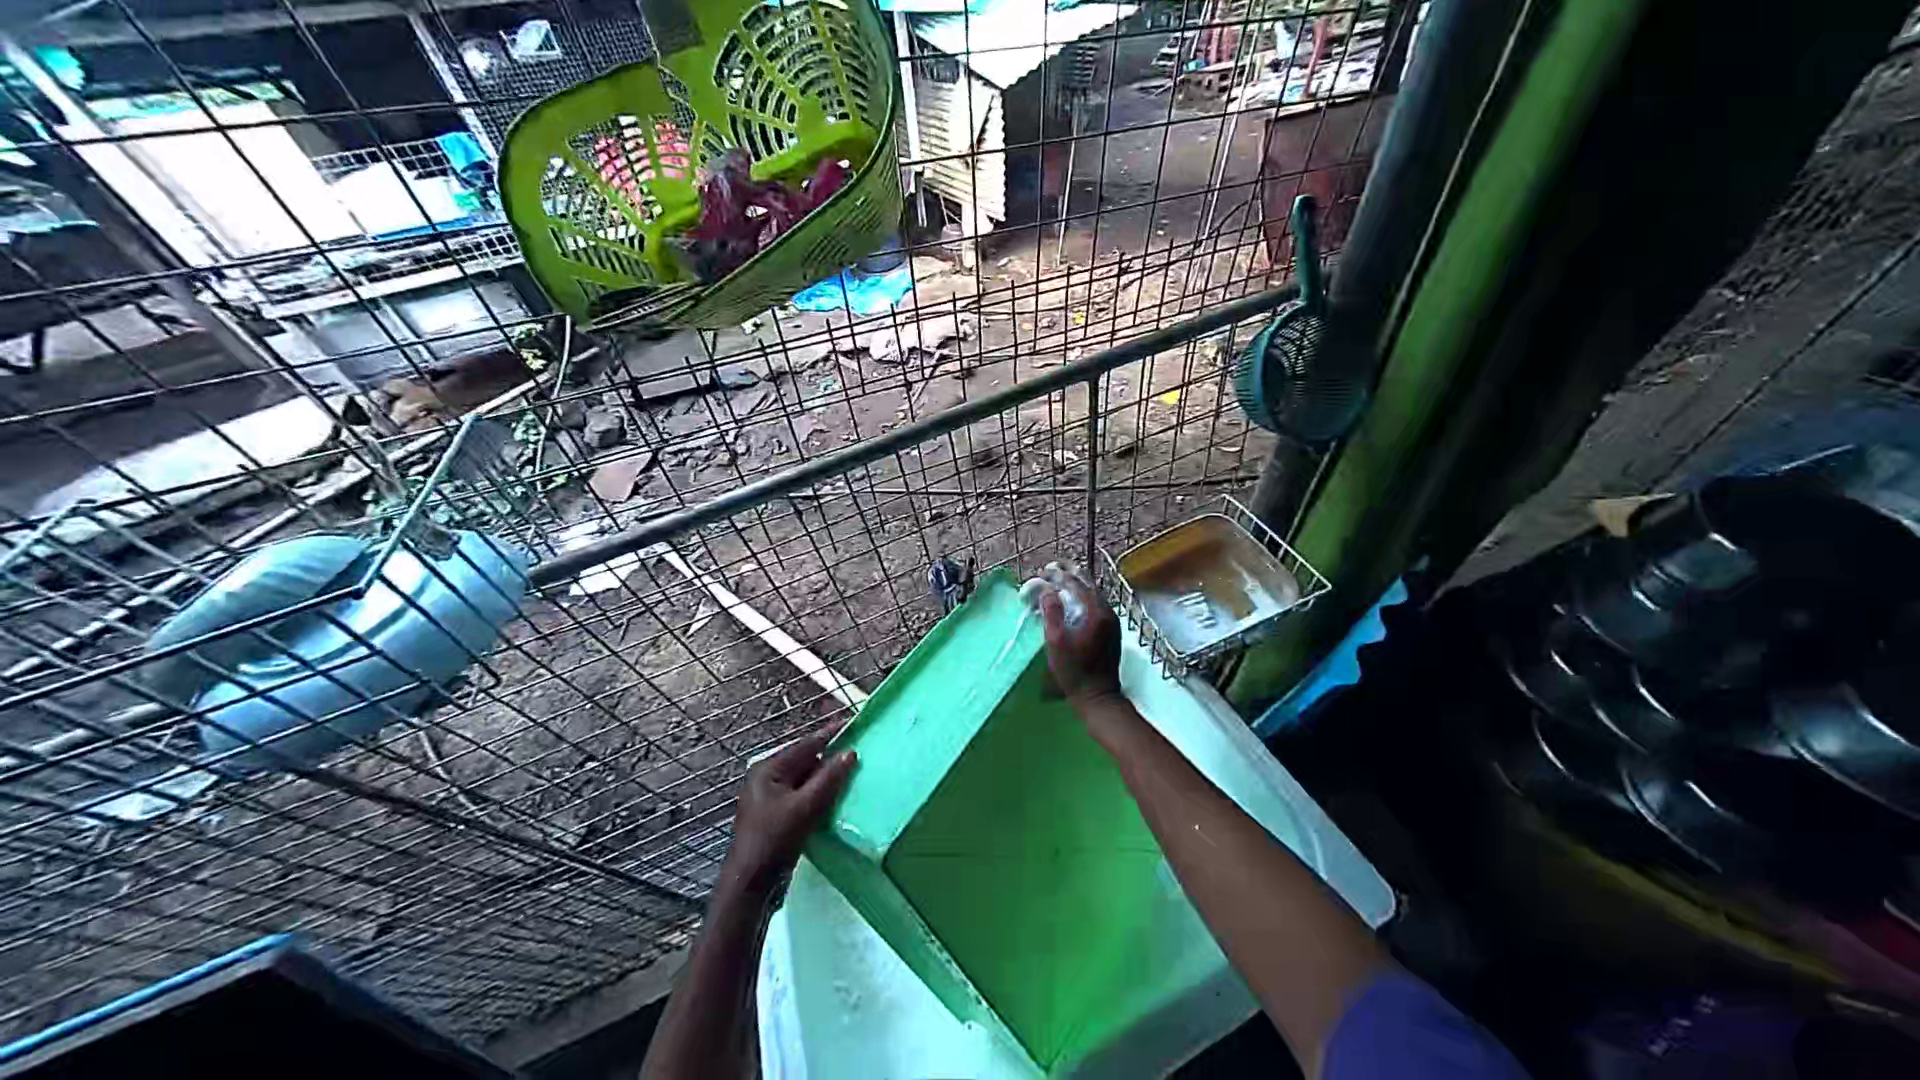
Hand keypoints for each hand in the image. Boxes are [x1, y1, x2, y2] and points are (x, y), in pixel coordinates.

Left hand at [723, 728, 856, 893]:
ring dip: (826, 780)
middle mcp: (767, 779)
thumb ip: (829, 779)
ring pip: (805, 780)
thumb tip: (850, 752)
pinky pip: (802, 797)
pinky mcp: (776, 817)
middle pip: (806, 761)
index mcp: (769, 769)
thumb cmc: (774, 840)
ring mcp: (770, 799)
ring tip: (852, 777)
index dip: (831, 734)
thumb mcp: (805, 807)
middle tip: (859, 755)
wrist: (749, 886)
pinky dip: (818, 796)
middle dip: (831, 759)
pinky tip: (835, 801)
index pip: (807, 744)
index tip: (854, 724)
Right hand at [1038, 572, 1123, 707]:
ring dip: (1076, 585)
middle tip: (1051, 568)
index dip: (1059, 575)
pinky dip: (1082, 597)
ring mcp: (1112, 621)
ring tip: (1059, 580)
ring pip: (1093, 593)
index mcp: (1095, 612)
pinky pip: (1096, 604)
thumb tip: (1046, 589)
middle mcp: (1107, 612)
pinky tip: (1072, 600)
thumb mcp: (1056, 642)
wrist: (1098, 696)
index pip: (1076, 584)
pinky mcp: (1111, 629)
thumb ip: (1052, 612)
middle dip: (1069, 574)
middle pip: (1088, 584)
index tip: (1043, 571)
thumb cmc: (1074, 671)